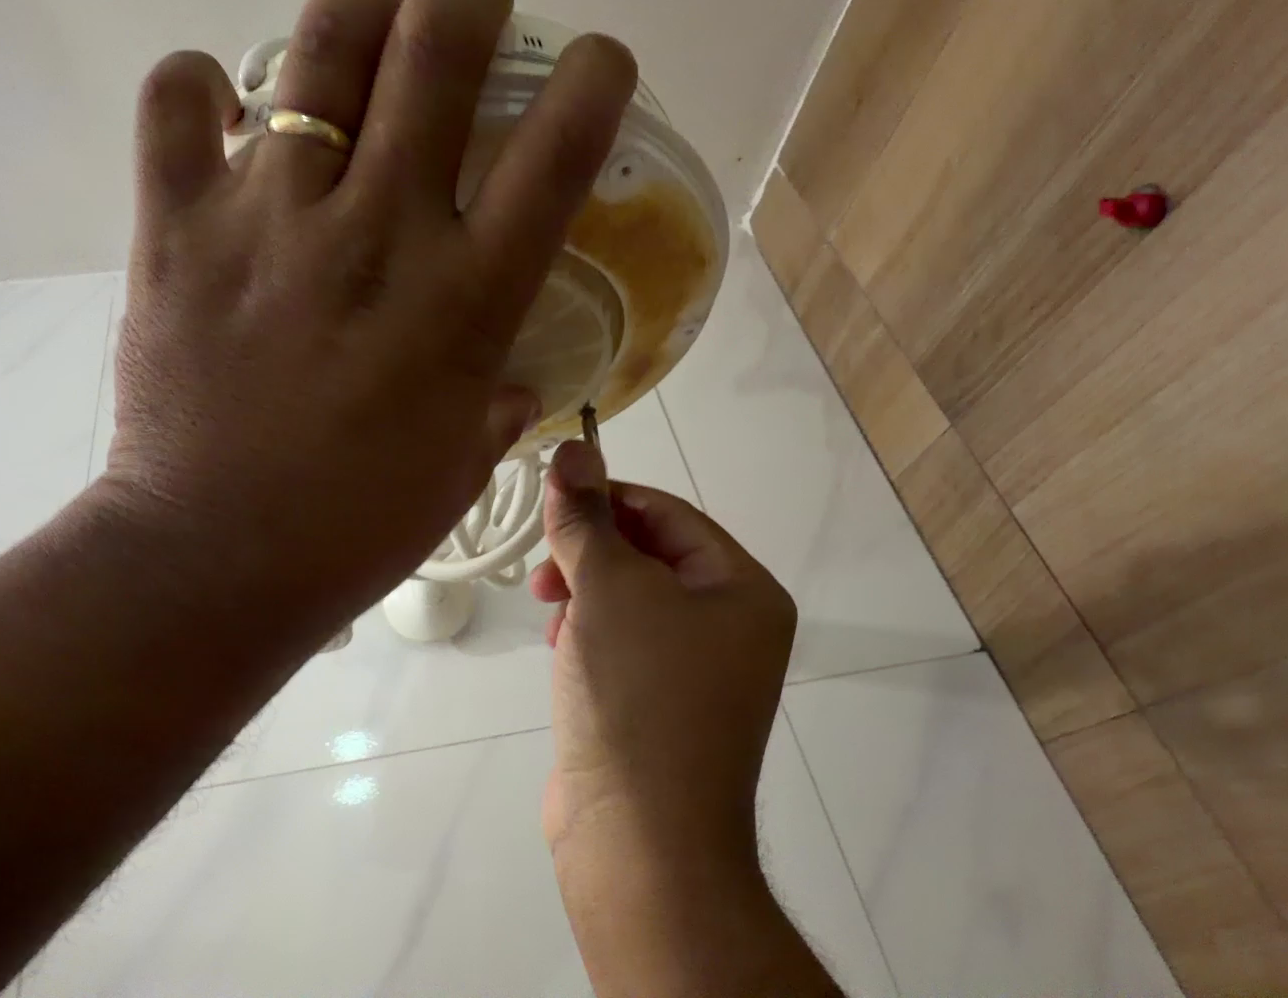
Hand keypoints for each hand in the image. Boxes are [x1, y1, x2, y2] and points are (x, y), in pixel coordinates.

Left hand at [93, 0, 636, 640]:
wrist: (215, 558)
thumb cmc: (356, 526)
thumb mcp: (460, 468)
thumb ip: (494, 404)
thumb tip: (506, 380)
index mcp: (464, 298)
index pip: (559, 145)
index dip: (594, 77)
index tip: (593, 65)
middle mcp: (380, 231)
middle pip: (439, 44)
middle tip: (464, 9)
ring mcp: (273, 216)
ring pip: (321, 40)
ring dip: (356, 8)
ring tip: (359, 30)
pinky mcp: (177, 224)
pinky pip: (177, 99)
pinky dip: (199, 88)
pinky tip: (219, 117)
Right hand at [530, 441, 796, 862]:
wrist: (640, 840)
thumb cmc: (637, 696)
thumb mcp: (609, 590)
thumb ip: (585, 519)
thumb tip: (572, 449)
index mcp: (744, 591)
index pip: (670, 514)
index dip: (607, 499)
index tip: (549, 504)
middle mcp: (733, 627)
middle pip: (651, 555)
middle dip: (591, 552)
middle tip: (543, 569)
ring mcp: (699, 672)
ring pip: (631, 600)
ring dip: (585, 592)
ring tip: (549, 610)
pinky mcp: (661, 706)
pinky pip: (624, 644)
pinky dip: (589, 633)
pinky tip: (561, 648)